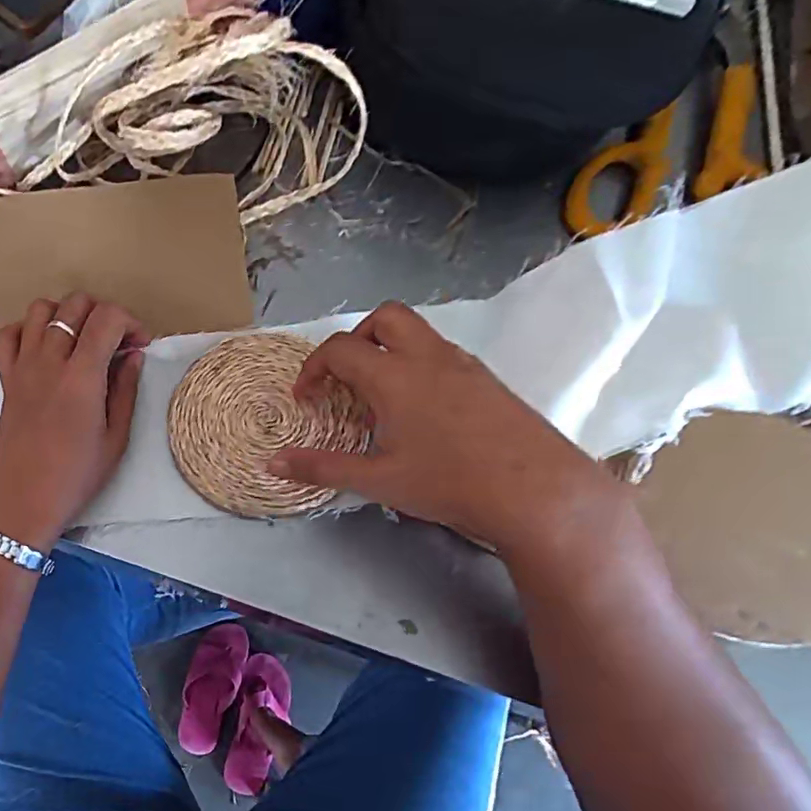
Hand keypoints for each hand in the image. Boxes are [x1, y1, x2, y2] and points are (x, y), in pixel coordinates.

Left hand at [0, 293, 148, 549]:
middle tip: (115, 343)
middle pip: (74, 305)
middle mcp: (49, 361)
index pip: (106, 319)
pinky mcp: (6, 379)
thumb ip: (125, 389)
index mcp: (82, 377)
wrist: (25, 499)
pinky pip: (8, 335)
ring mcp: (22, 367)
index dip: (130, 322)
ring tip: (80, 341)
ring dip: (65, 315)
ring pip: (40, 309)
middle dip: (103, 313)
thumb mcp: (116, 438)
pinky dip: (26, 329)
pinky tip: (43, 348)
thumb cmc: (76, 476)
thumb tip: (133, 356)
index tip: (140, 346)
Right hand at [269, 301, 629, 566]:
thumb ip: (322, 468)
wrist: (537, 492)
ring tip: (381, 401)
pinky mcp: (487, 379)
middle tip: (344, 379)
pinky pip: (442, 354)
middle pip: (384, 318)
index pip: (341, 349)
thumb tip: (273, 463)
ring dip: (388, 351)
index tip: (306, 398)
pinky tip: (422, 413)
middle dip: (355, 340)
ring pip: (418, 333)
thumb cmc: (449, 484)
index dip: (313, 369)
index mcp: (395, 376)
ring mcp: (464, 365)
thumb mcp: (378, 480)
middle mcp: (429, 357)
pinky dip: (417, 366)